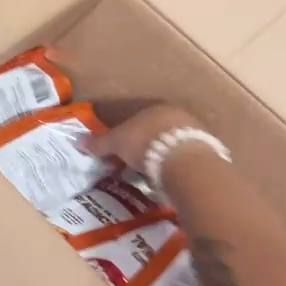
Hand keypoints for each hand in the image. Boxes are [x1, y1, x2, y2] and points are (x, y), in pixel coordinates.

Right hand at [82, 103, 204, 173]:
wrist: (186, 163)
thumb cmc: (146, 144)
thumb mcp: (116, 143)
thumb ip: (99, 143)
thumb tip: (78, 142)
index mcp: (155, 108)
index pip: (136, 117)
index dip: (125, 132)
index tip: (117, 148)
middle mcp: (178, 115)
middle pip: (155, 130)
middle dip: (142, 145)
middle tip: (130, 162)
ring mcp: (196, 133)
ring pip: (170, 144)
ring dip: (158, 156)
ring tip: (146, 174)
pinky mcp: (207, 153)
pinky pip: (182, 158)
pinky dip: (173, 166)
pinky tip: (164, 178)